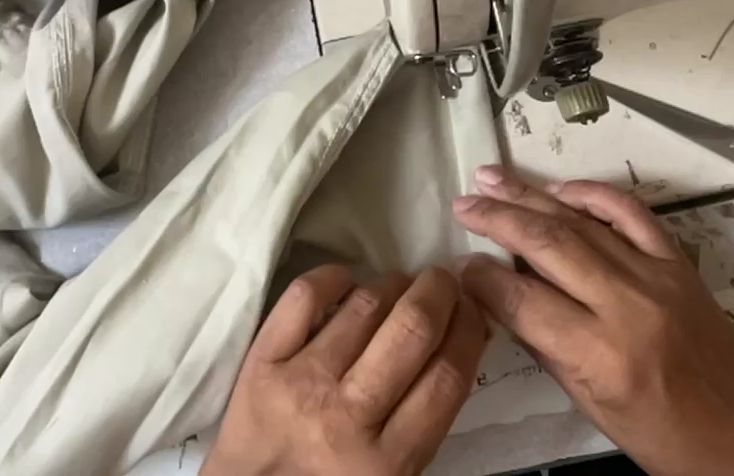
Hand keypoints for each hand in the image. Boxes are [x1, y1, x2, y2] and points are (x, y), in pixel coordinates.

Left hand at [204, 264, 487, 475]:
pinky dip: (332, 277)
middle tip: (444, 280)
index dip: (468, 330)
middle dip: (438, 292)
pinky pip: (303, 298)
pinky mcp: (261, 361)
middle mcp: (347, 419)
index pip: (446, 379)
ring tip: (399, 285)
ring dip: (391, 284)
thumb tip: (457, 341)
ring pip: (363, 307)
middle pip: (410, 331)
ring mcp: (300, 384)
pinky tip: (348, 279)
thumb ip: (423, 419)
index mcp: (387, 464)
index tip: (472, 308)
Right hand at [454, 167, 733, 475]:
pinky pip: (630, 212)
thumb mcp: (593, 407)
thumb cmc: (667, 440)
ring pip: (580, 220)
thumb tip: (499, 297)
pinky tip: (559, 186)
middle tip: (462, 202)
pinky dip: (591, 192)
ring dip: (529, 194)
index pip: (523, 300)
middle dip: (496, 217)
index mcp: (604, 356)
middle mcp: (628, 305)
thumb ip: (545, 345)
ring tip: (490, 176)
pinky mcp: (678, 262)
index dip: (482, 278)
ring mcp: (657, 275)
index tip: (458, 265)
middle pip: (547, 243)